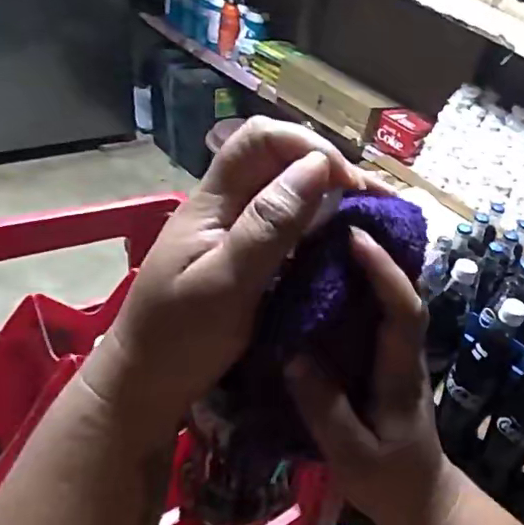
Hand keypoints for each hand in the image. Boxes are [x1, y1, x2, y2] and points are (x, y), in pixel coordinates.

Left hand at [83, 117, 364, 436]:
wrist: (145, 384)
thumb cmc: (179, 339)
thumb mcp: (226, 282)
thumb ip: (269, 225)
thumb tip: (318, 166)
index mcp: (212, 203)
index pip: (262, 139)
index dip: (311, 148)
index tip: (351, 187)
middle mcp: (225, 208)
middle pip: (278, 161)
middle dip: (330, 170)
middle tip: (378, 202)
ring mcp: (234, 235)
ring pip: (286, 195)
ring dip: (330, 199)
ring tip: (373, 219)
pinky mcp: (245, 261)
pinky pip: (287, 230)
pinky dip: (320, 230)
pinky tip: (344, 246)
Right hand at [286, 229, 469, 524]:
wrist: (423, 501)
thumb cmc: (390, 481)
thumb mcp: (352, 454)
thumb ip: (325, 409)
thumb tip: (295, 357)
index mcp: (401, 373)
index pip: (404, 310)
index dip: (385, 272)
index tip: (355, 239)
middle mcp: (406, 356)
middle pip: (402, 294)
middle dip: (379, 254)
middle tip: (336, 222)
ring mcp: (400, 360)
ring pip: (390, 304)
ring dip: (368, 270)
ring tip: (328, 242)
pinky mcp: (388, 367)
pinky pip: (375, 321)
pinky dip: (358, 296)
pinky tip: (327, 287)